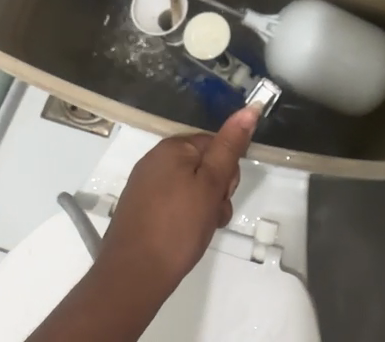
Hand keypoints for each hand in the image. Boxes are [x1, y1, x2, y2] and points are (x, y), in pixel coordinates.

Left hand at [96, 106, 259, 292]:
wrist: (133, 277)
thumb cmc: (178, 227)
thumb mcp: (211, 184)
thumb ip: (230, 146)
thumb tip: (251, 107)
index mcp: (172, 147)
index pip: (216, 145)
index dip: (227, 172)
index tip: (223, 196)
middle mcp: (155, 160)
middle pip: (203, 165)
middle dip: (216, 190)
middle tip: (212, 215)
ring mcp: (144, 185)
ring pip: (190, 188)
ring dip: (203, 207)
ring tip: (200, 231)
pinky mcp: (139, 209)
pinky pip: (172, 203)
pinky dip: (184, 217)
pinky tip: (184, 237)